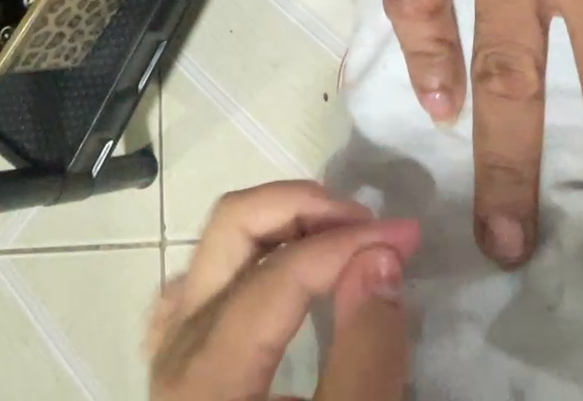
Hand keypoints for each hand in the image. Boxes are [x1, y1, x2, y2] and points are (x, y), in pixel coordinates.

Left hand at [148, 181, 420, 400]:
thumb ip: (364, 358)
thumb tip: (381, 254)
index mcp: (204, 375)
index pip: (281, 273)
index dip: (349, 243)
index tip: (410, 234)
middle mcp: (175, 345)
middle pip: (233, 226)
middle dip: (306, 208)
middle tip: (368, 223)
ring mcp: (172, 348)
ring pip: (220, 242)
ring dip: (284, 222)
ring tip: (343, 235)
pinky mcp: (183, 359)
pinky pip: (214, 275)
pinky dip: (261, 252)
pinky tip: (297, 268)